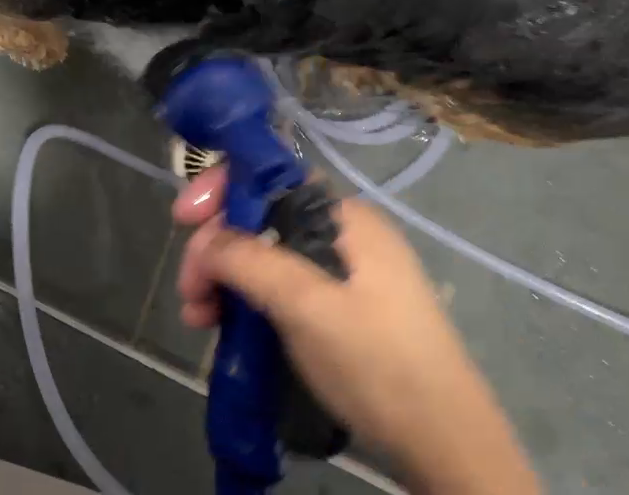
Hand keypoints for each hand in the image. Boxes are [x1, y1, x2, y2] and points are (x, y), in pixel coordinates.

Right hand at [174, 169, 538, 494]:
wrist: (446, 450)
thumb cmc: (380, 365)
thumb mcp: (306, 305)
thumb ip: (248, 260)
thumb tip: (203, 242)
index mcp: (346, 221)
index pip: (268, 177)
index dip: (219, 189)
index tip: (183, 220)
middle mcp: (342, 238)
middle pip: (255, 219)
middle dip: (212, 248)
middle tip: (189, 287)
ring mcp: (338, 276)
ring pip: (256, 256)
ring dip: (218, 279)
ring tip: (197, 315)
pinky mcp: (332, 310)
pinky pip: (270, 288)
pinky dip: (237, 301)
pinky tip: (214, 324)